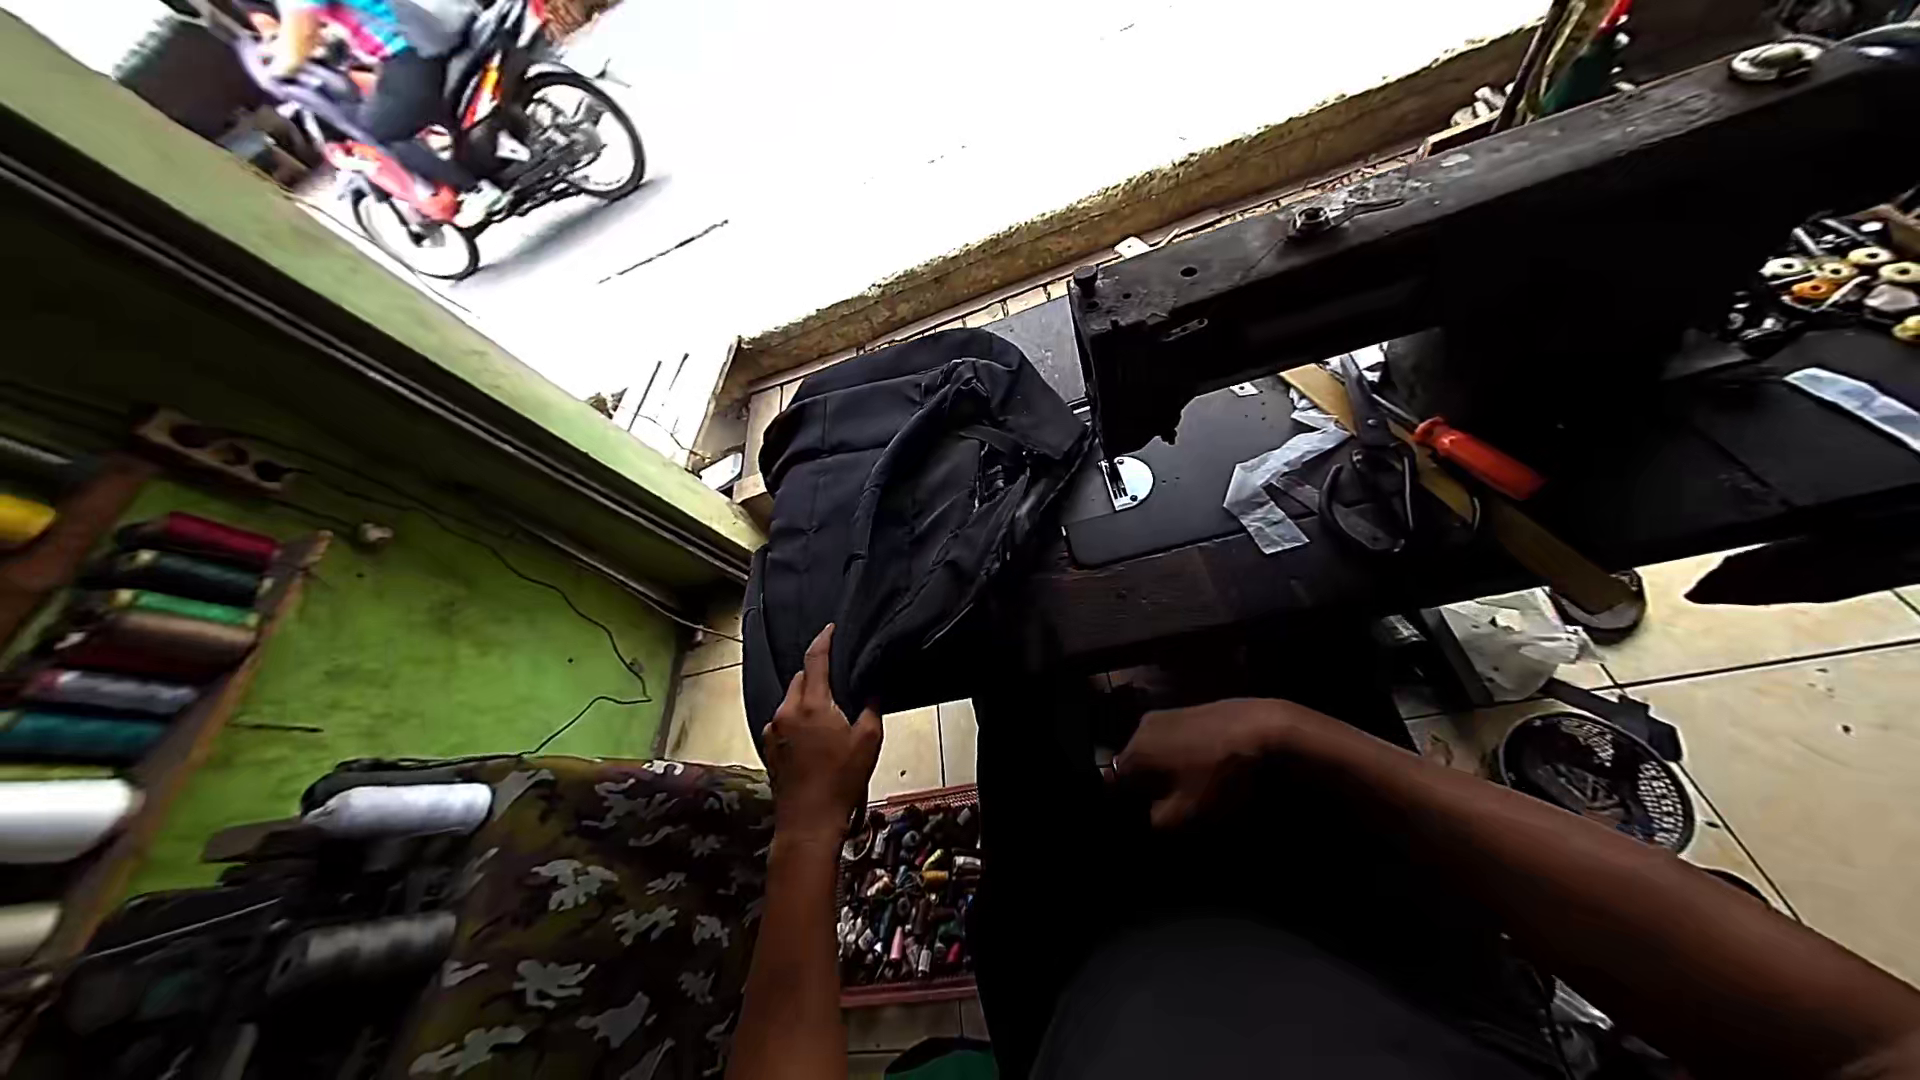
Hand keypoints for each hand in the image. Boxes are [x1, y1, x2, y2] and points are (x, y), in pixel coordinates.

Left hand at [762, 624, 882, 842]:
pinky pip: (783, 720)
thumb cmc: (841, 781)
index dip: (824, 640)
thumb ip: (871, 707)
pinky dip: (797, 719)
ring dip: (807, 699)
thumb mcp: (869, 741)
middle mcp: (787, 712)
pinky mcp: (769, 747)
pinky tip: (814, 736)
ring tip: (829, 716)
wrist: (808, 821)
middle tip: (839, 685)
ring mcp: (773, 730)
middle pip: (801, 679)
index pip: (815, 660)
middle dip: (817, 676)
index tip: (830, 629)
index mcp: (812, 705)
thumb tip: (872, 690)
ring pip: (791, 700)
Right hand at [1114, 698, 1339, 826]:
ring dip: (1166, 770)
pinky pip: (1174, 738)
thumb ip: (1155, 822)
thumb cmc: (1220, 776)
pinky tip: (1208, 766)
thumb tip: (1149, 819)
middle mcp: (1141, 728)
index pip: (1113, 784)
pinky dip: (1182, 754)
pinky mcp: (1190, 709)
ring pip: (1154, 750)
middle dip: (1147, 786)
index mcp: (1134, 753)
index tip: (1150, 814)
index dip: (1128, 803)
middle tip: (1173, 805)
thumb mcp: (1187, 815)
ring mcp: (1166, 714)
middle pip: (1133, 765)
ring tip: (1194, 786)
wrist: (1264, 730)